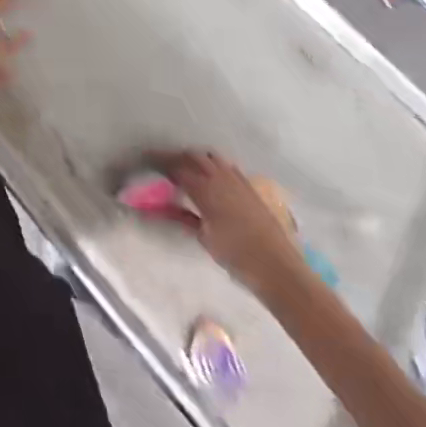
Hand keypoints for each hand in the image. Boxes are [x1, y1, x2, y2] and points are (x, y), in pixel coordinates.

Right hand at [148, 150, 308, 297]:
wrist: (279, 269)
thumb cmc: (236, 256)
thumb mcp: (203, 237)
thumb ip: (180, 216)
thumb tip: (157, 207)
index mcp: (205, 189)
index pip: (176, 168)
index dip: (159, 163)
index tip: (146, 162)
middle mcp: (221, 178)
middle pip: (193, 157)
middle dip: (176, 158)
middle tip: (162, 167)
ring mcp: (239, 181)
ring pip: (212, 159)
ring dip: (196, 160)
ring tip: (185, 170)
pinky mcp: (251, 189)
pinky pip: (228, 167)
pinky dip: (215, 166)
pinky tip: (212, 179)